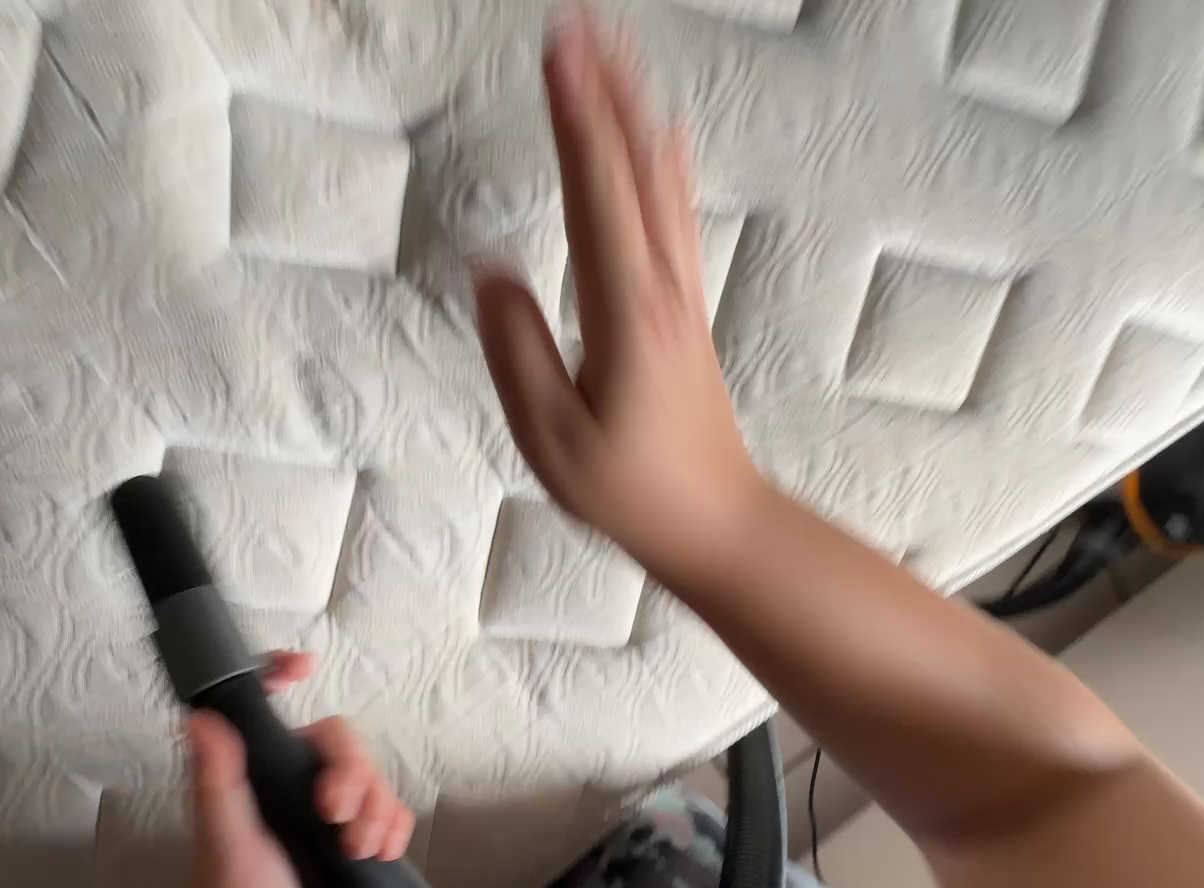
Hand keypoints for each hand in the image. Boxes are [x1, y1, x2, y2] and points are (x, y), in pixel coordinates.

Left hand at [176, 651, 415, 887]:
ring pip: (368, 773)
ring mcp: (323, 810)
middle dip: (348, 773)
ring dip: (373, 806)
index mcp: (248, 780)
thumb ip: (217, 785)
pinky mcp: (355, 834)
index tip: (303, 665)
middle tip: (337, 815)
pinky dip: (392, 824)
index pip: (260, 712)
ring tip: (359, 849)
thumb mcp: (224, 852)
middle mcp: (287, 786)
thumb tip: (199, 718)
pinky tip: (382, 851)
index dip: (278, 676)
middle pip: (336, 740)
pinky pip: (389, 807)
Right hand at [474, 9, 766, 584]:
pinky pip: (676, 222)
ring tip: (616, 57)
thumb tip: (489, 271)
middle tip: (581, 23)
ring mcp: (680, 299)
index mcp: (625, 312)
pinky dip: (667, 169)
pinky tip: (667, 141)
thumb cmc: (630, 490)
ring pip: (660, 187)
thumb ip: (517, 351)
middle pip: (634, 171)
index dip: (574, 119)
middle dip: (606, 92)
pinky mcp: (684, 315)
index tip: (557, 49)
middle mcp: (662, 289)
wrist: (714, 522)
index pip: (596, 194)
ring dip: (635, 116)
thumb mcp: (552, 437)